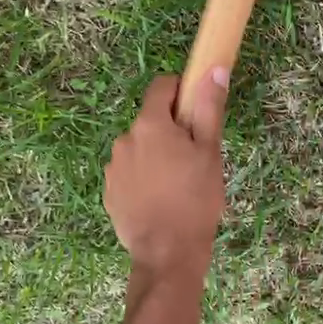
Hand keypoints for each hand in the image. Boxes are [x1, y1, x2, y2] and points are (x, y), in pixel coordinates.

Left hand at [104, 68, 228, 275]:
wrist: (167, 253)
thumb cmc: (196, 199)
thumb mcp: (210, 151)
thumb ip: (209, 108)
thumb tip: (213, 69)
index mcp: (150, 124)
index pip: (162, 87)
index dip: (182, 93)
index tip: (198, 114)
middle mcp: (124, 139)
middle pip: (151, 121)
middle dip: (171, 132)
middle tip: (195, 159)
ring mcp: (113, 167)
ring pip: (140, 148)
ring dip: (157, 156)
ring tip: (179, 186)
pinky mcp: (109, 192)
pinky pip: (130, 173)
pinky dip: (144, 179)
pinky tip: (161, 201)